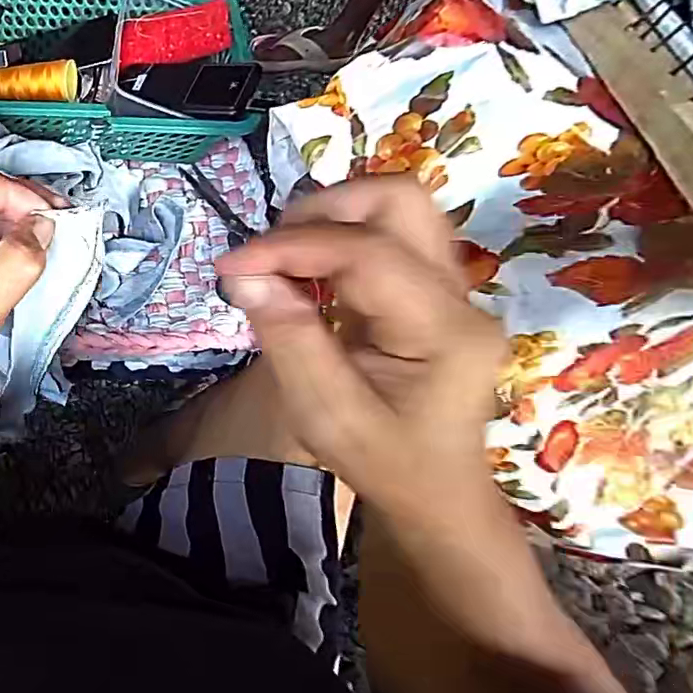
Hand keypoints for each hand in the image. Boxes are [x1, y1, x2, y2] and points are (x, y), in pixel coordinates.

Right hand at [216, 176, 503, 503]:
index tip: (232, 265)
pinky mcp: (431, 289)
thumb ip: (288, 338)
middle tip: (268, 253)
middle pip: (400, 201)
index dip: (291, 247)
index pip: (367, 253)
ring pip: (395, 208)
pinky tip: (305, 274)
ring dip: (329, 220)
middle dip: (322, 212)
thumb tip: (243, 275)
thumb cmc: (383, 462)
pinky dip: (335, 240)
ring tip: (282, 261)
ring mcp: (452, 288)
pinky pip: (385, 235)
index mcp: (445, 331)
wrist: (435, 490)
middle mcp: (460, 296)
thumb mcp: (325, 413)